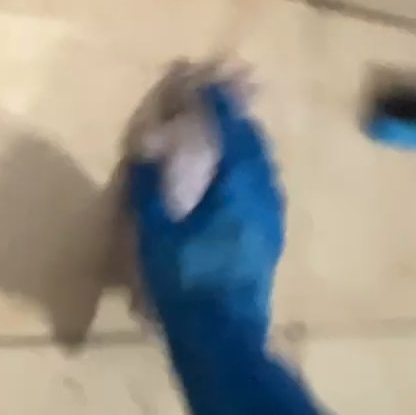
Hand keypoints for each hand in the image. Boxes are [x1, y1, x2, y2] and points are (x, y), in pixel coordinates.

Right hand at [125, 72, 284, 335]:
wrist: (223, 337)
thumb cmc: (184, 281)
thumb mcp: (156, 233)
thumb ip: (150, 187)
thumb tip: (146, 148)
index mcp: (235, 192)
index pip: (231, 135)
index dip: (219, 104)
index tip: (208, 76)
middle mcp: (261, 199)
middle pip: (254, 147)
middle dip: (238, 116)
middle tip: (226, 92)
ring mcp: (269, 220)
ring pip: (261, 167)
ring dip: (244, 141)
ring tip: (230, 126)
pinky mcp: (267, 238)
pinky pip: (260, 185)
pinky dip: (246, 165)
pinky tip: (234, 175)